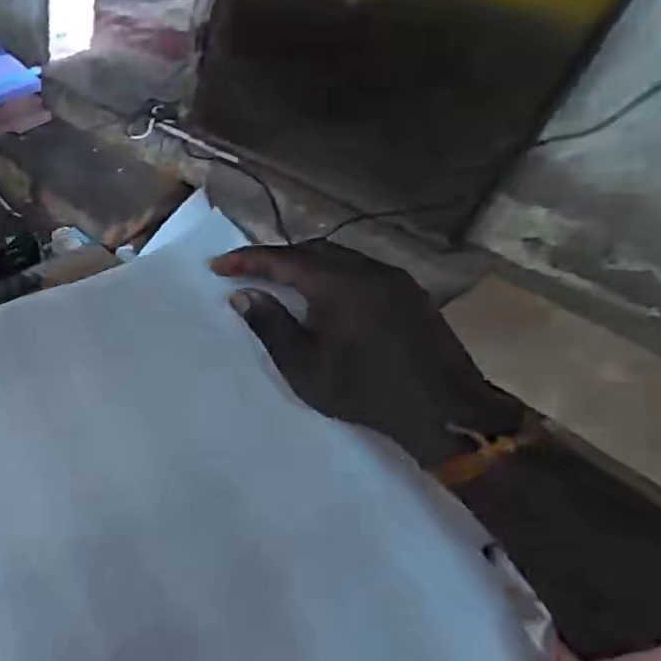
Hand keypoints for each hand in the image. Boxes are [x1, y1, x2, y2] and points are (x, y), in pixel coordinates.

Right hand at [212, 243, 525, 467]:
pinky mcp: (410, 293)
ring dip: (304, 265)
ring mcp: (394, 280)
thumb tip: (243, 295)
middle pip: (312, 250)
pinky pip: (359, 269)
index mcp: (340, 285)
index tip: (217, 266)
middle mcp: (369, 271)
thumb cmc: (364, 390)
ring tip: (278, 282)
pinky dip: (330, 274)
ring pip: (339, 257)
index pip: (283, 259)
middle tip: (245, 273)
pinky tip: (321, 295)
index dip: (247, 260)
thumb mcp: (303, 365)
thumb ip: (270, 325)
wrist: (444, 410)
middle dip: (275, 258)